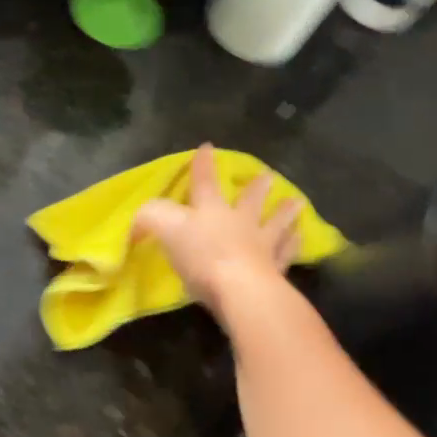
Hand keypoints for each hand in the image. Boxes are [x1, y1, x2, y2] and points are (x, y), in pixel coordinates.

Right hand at [133, 143, 302, 327]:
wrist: (240, 288)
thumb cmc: (201, 257)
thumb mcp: (165, 229)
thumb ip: (150, 217)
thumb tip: (138, 221)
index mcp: (212, 210)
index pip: (204, 182)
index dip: (203, 165)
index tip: (206, 147)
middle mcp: (240, 221)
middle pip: (250, 200)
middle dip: (256, 187)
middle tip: (267, 175)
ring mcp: (262, 244)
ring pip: (276, 222)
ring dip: (284, 212)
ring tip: (295, 202)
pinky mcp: (275, 269)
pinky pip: (286, 253)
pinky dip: (292, 244)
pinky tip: (298, 238)